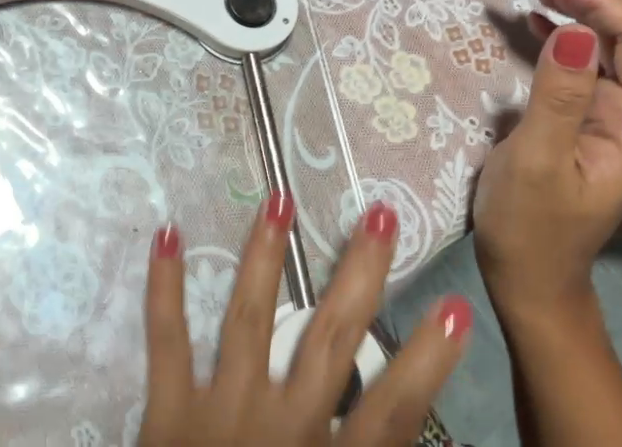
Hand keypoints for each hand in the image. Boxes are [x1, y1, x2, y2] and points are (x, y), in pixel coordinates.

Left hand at [140, 193, 471, 445]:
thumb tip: (410, 434)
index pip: (395, 411)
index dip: (429, 361)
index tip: (456, 307)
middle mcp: (284, 427)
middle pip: (330, 340)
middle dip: (359, 276)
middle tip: (381, 213)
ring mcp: (223, 410)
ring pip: (250, 317)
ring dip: (265, 255)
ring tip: (278, 198)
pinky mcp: (169, 410)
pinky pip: (166, 339)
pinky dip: (165, 286)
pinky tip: (167, 232)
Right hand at [473, 0, 621, 319]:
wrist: (530, 279)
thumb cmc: (530, 227)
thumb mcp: (534, 162)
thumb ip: (556, 97)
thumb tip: (572, 32)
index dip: (600, 2)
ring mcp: (607, 120)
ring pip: (603, 48)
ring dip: (568, 10)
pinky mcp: (581, 124)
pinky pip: (580, 68)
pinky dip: (557, 36)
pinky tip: (532, 22)